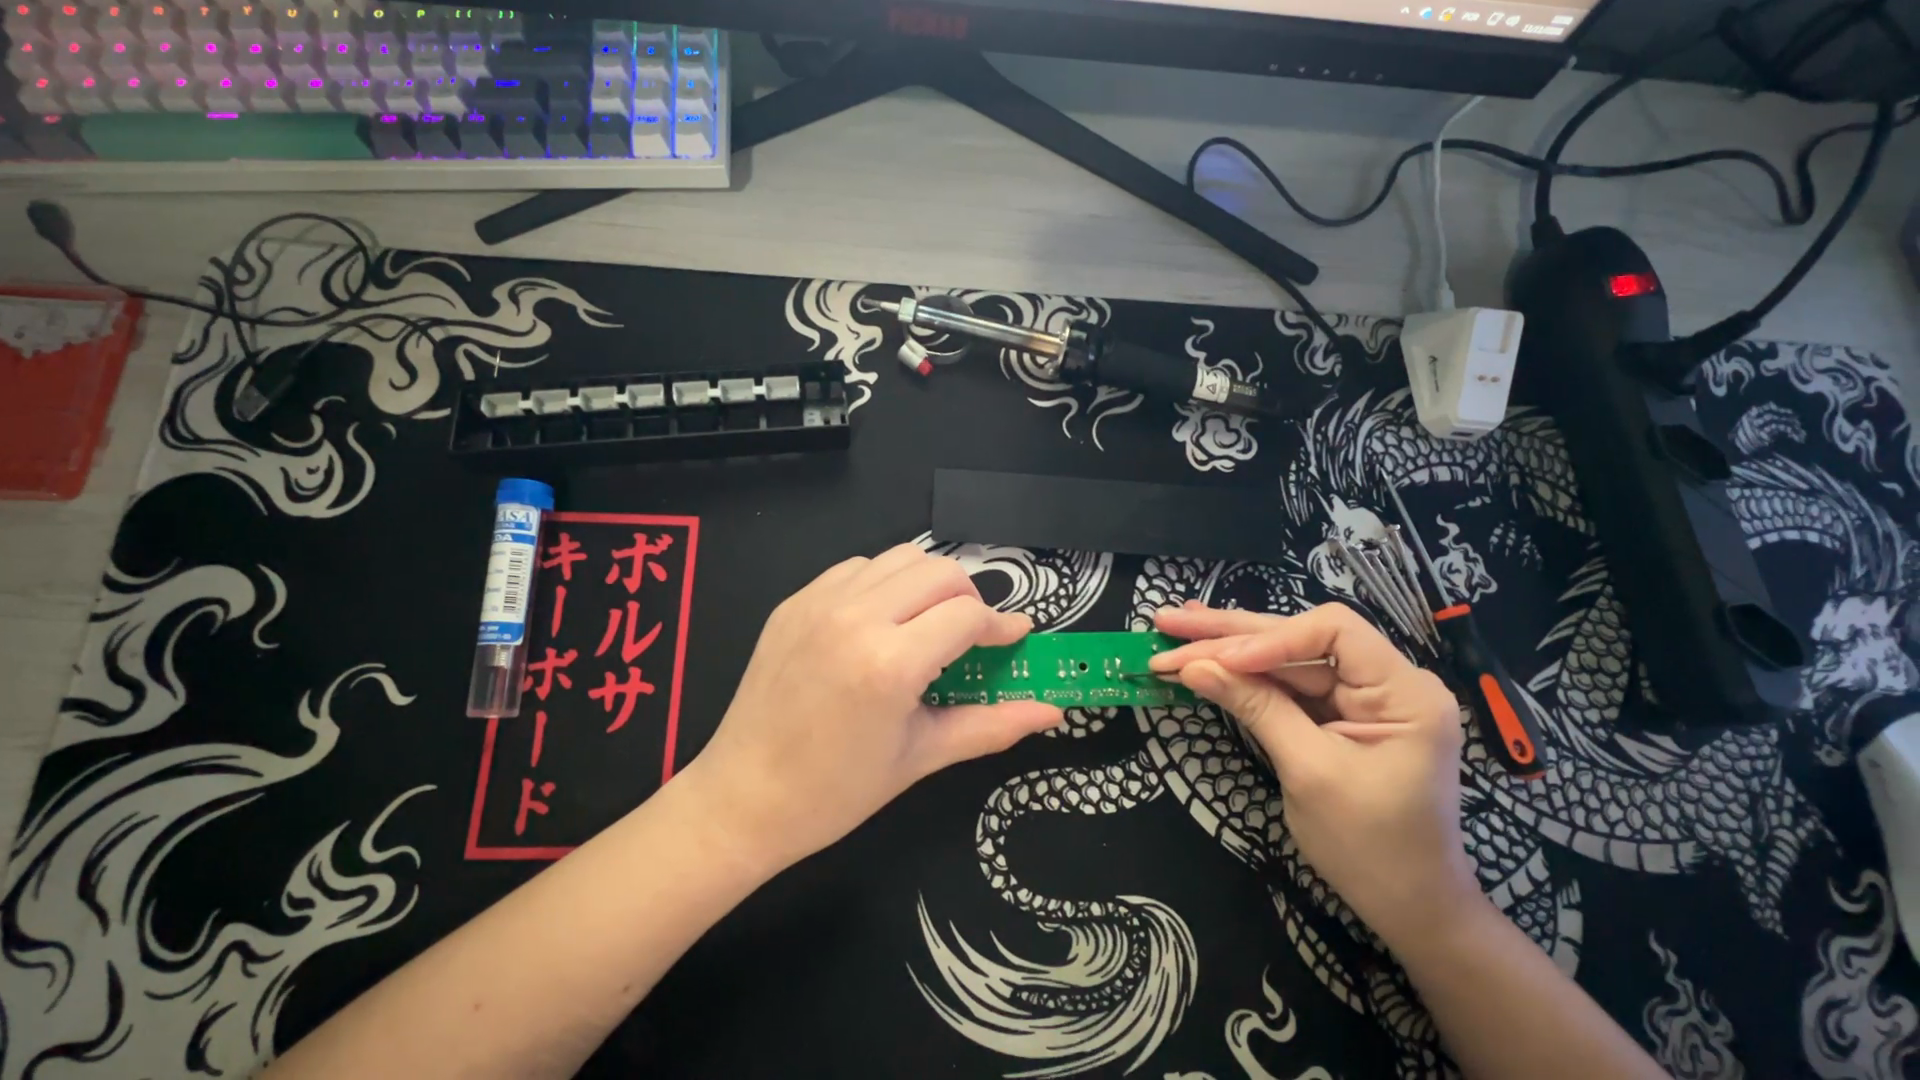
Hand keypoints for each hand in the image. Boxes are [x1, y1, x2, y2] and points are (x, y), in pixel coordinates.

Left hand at [679, 544, 1064, 871]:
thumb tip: (1052, 712)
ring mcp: (818, 603)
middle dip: (969, 598)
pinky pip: (855, 568)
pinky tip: (882, 623)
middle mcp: (855, 617)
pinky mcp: (794, 603)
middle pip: (940, 571)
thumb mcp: (920, 757)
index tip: (1015, 641)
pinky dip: (883, 583)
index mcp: (890, 663)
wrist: (743, 798)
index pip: (968, 615)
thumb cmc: (837, 792)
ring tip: (928, 627)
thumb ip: (991, 725)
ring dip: (927, 584)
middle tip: (972, 637)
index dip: (1001, 626)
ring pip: (898, 559)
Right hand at [1150, 602, 1482, 947]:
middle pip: (1301, 638)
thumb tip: (1194, 667)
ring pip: (1287, 659)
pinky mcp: (1340, 716)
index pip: (1333, 631)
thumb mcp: (1309, 773)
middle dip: (1231, 634)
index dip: (1270, 638)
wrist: (1409, 907)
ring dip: (1229, 649)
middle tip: (1168, 622)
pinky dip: (1245, 676)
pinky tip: (1207, 657)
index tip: (1216, 661)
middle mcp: (1388, 682)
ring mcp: (1363, 698)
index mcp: (1404, 691)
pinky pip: (1289, 686)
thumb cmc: (1369, 847)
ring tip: (1174, 628)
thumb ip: (1257, 709)